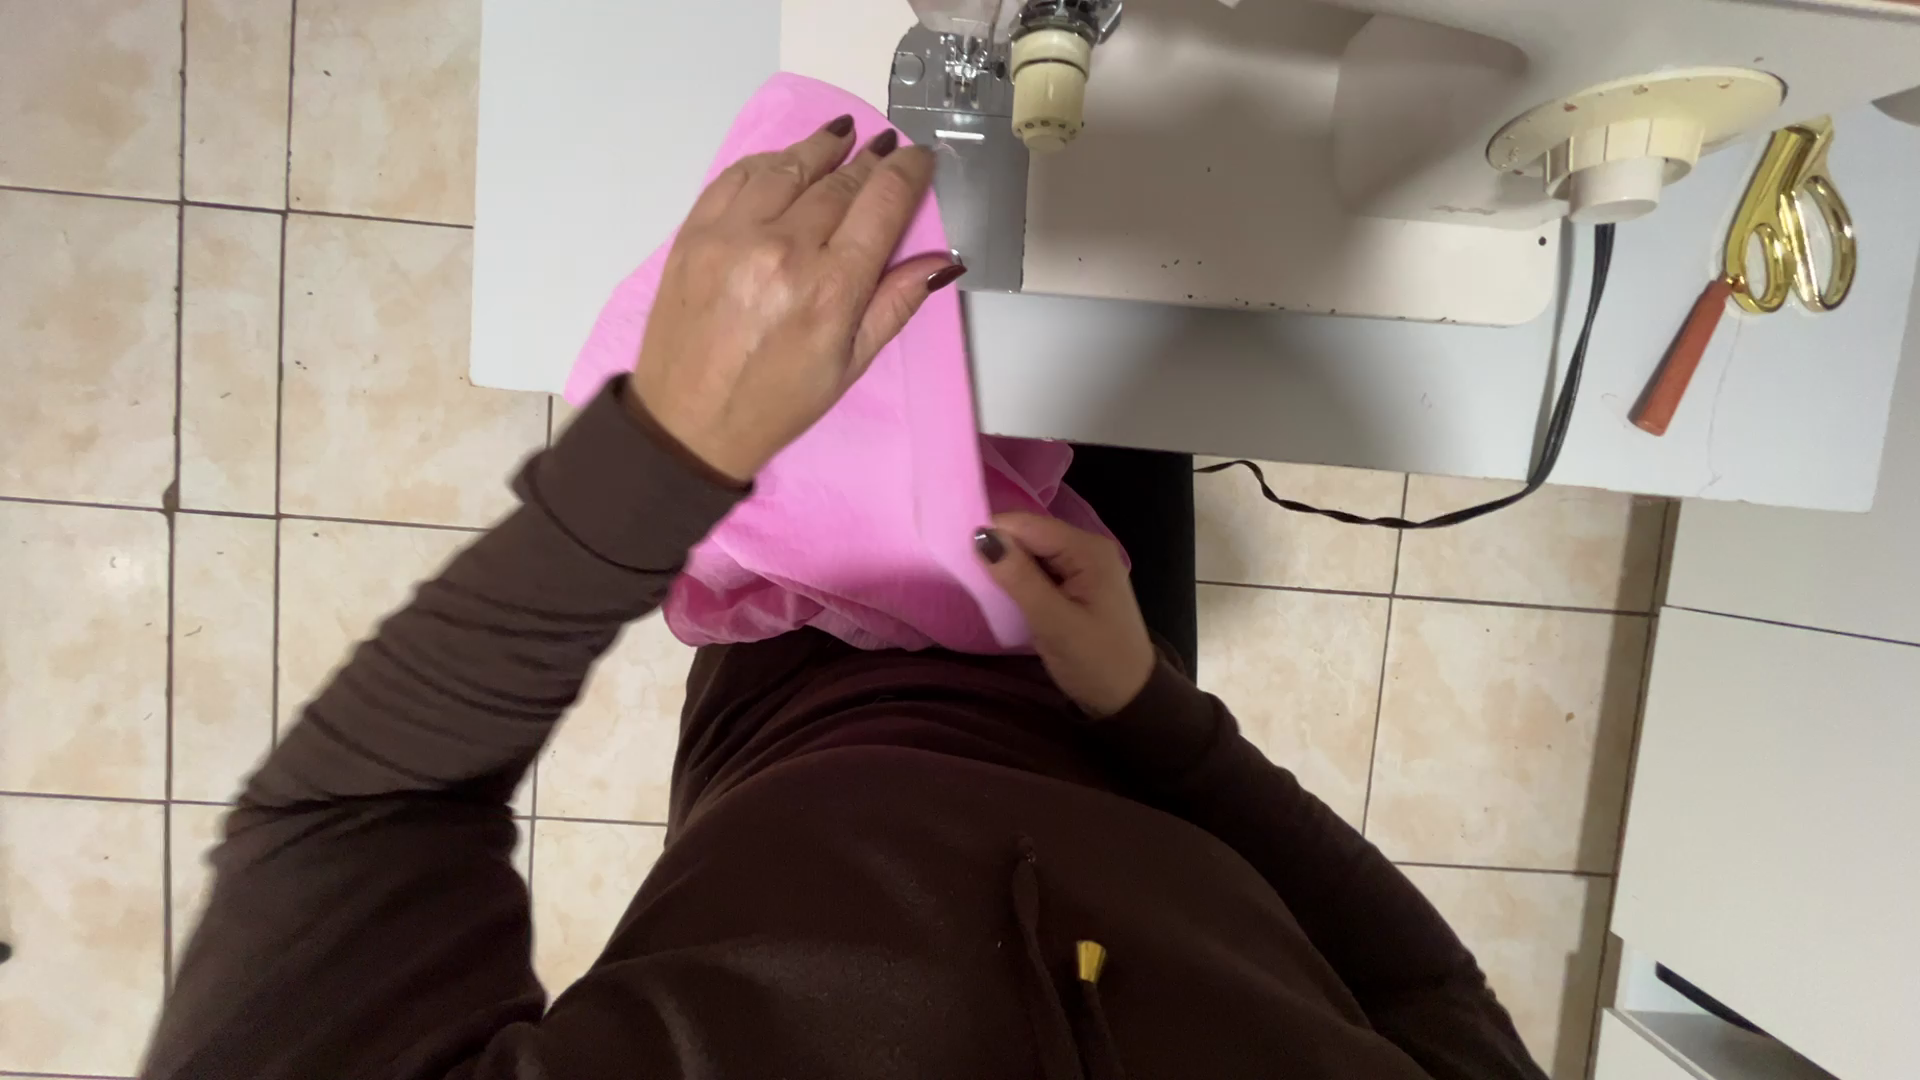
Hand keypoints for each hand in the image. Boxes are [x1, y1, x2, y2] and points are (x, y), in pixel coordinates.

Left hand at [628, 118, 964, 481]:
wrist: (690, 421)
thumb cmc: (780, 402)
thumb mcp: (850, 365)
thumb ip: (895, 304)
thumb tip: (943, 261)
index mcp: (830, 289)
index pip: (881, 205)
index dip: (907, 173)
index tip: (919, 157)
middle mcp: (783, 248)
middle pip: (840, 182)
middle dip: (871, 162)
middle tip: (887, 150)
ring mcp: (733, 233)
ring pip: (790, 166)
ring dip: (823, 149)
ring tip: (844, 139)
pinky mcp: (695, 230)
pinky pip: (740, 174)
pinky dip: (772, 161)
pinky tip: (789, 161)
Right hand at [976, 513, 1156, 716]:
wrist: (1129, 699)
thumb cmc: (1096, 661)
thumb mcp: (1053, 622)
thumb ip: (1018, 577)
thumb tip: (981, 537)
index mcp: (1087, 549)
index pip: (1026, 524)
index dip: (992, 535)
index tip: (960, 558)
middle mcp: (1086, 547)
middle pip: (1028, 534)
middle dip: (998, 550)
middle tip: (968, 579)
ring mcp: (1082, 565)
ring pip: (1030, 551)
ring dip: (1006, 566)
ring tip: (982, 588)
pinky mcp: (1075, 584)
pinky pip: (1038, 569)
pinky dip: (1019, 579)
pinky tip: (1004, 596)